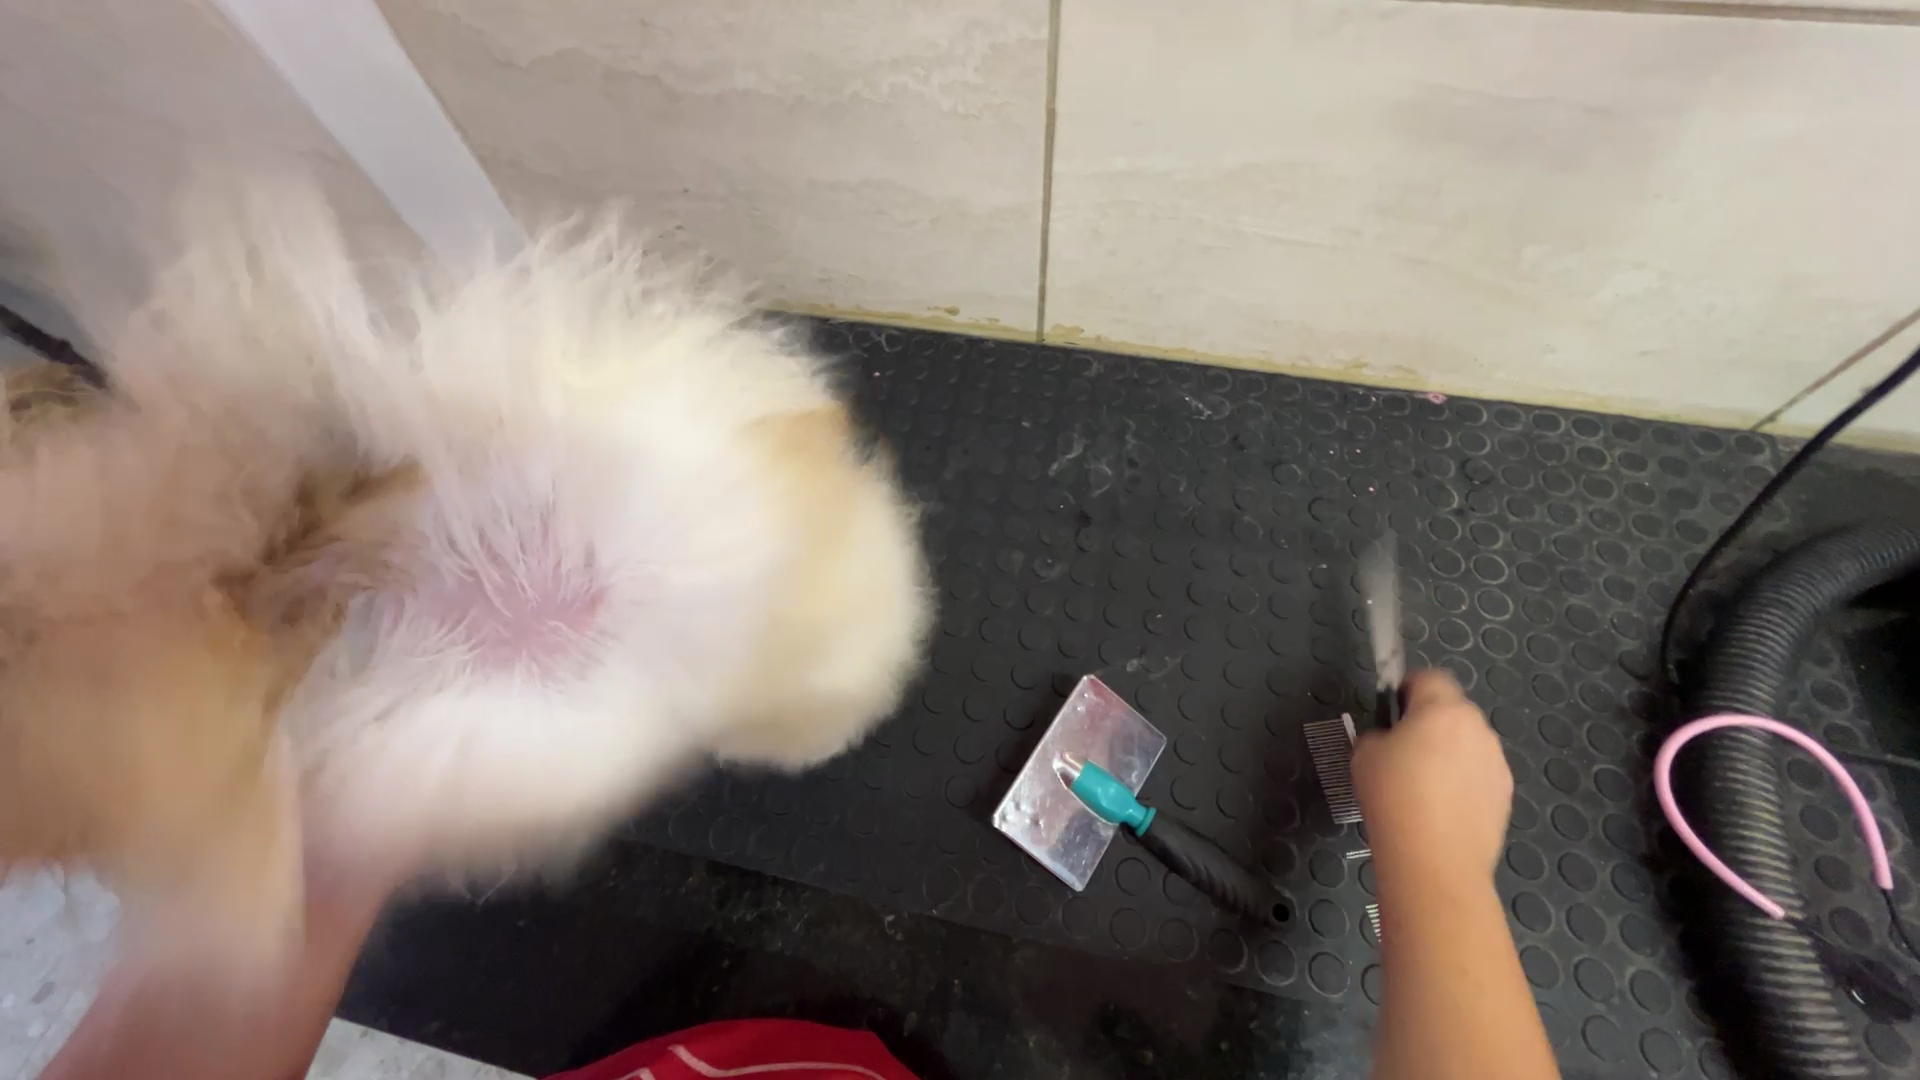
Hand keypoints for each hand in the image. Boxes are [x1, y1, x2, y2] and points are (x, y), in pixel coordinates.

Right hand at [1351, 670, 1511, 886]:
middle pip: (1452, 711)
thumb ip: (1380, 734)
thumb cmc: (1392, 794)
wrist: (1434, 857)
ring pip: (1467, 744)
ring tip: (1421, 783)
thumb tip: (1393, 741)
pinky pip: (1478, 774)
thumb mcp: (1364, 752)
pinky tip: (1439, 806)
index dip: (1407, 686)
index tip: (1390, 707)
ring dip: (1448, 751)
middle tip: (1400, 746)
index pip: (1429, 678)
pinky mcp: (1505, 796)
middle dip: (1429, 721)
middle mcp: (1478, 730)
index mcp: (1443, 711)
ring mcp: (1497, 764)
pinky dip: (1461, 781)